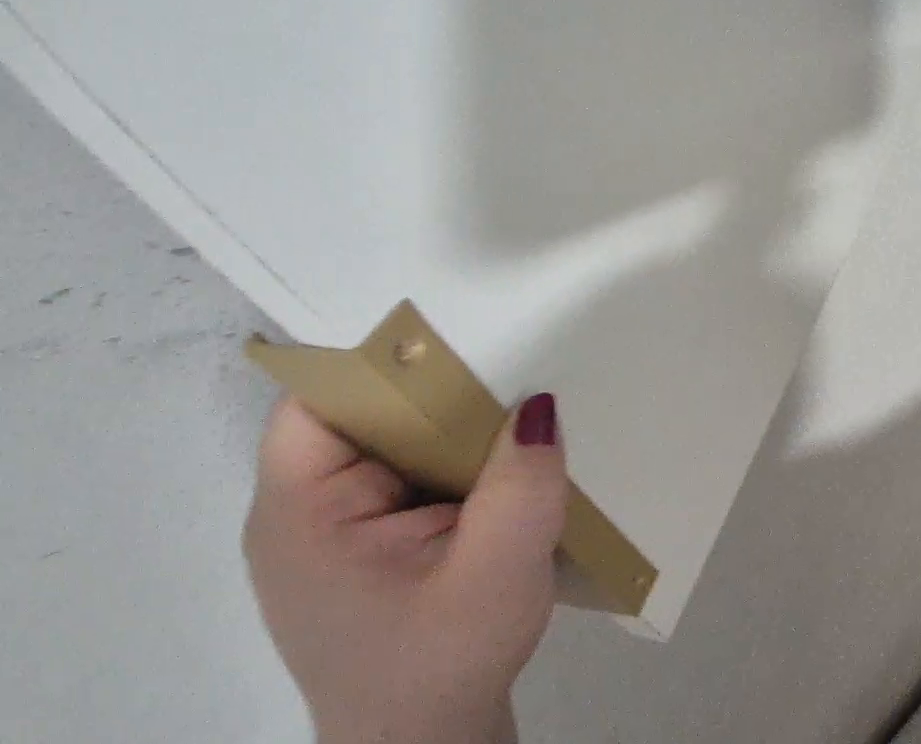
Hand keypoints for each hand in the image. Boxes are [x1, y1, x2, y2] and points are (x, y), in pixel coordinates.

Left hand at [243, 394, 567, 743]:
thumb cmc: (444, 664)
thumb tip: (540, 403)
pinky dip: (467, 462)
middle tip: (520, 366)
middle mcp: (308, 511)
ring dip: (464, 430)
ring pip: (404, 443)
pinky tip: (513, 463)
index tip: (468, 335)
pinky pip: (421, 475)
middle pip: (370, 415)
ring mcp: (343, 529)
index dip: (386, 361)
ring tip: (527, 410)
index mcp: (302, 513)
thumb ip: (521, 486)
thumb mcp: (497, 573)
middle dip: (446, 393)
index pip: (321, 402)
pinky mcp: (379, 543)